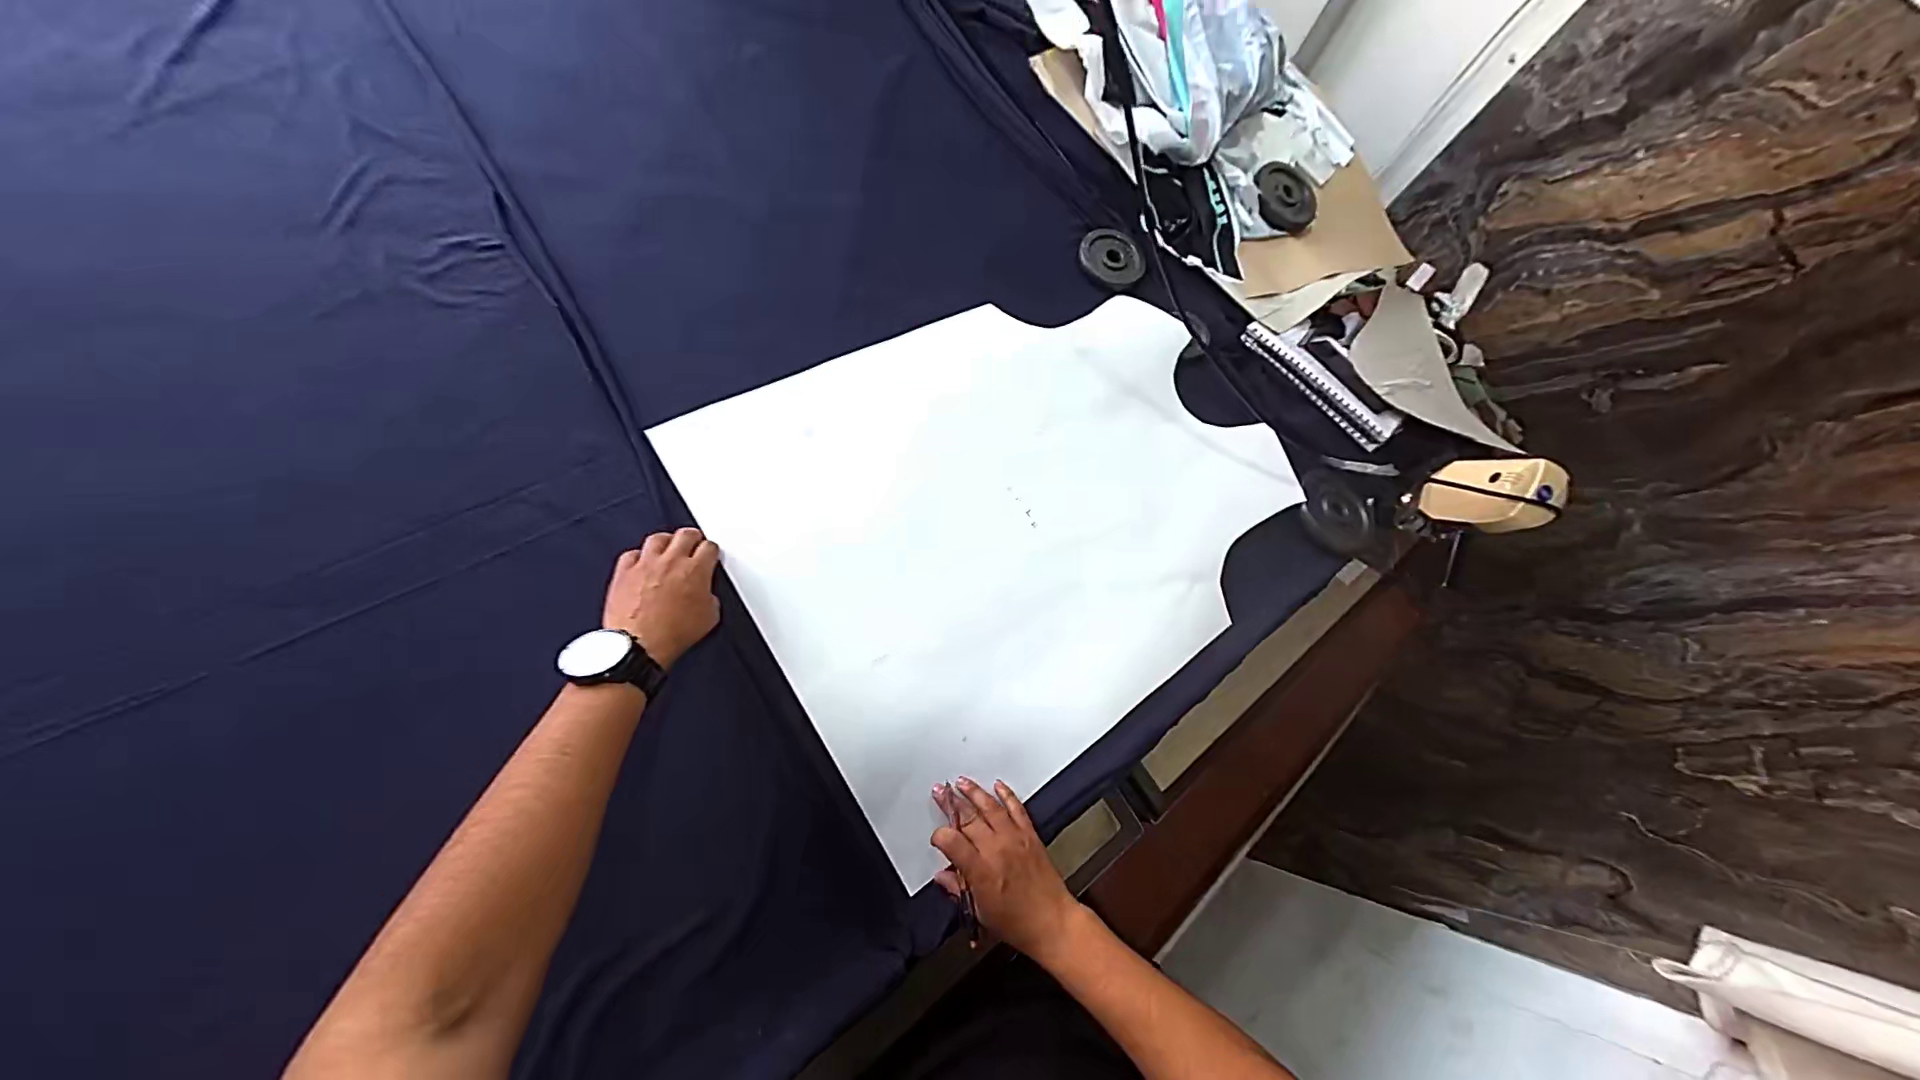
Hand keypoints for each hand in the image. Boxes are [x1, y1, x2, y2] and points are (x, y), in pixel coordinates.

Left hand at [602, 528, 720, 668]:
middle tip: (693, 544)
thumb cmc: (672, 634)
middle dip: (692, 538)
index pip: (709, 547)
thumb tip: (705, 596)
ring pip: (658, 538)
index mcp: (696, 570)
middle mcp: (671, 561)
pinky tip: (642, 562)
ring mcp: (646, 564)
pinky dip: (639, 556)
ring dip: (666, 542)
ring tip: (668, 548)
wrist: (639, 646)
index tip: (710, 554)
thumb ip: (710, 598)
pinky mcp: (624, 572)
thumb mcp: (709, 618)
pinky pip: (631, 554)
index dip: (711, 550)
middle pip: (685, 535)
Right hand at [930, 777, 1082, 959]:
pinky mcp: (1029, 835)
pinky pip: (1016, 809)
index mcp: (981, 871)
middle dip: (950, 803)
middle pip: (968, 818)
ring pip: (990, 807)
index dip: (940, 836)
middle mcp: (997, 850)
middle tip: (940, 791)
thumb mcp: (980, 912)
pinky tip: (998, 786)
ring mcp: (1014, 839)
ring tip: (961, 782)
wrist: (1052, 922)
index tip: (937, 837)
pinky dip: (1007, 795)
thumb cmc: (1018, 923)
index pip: (952, 842)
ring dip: (974, 792)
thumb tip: (943, 877)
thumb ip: (958, 890)